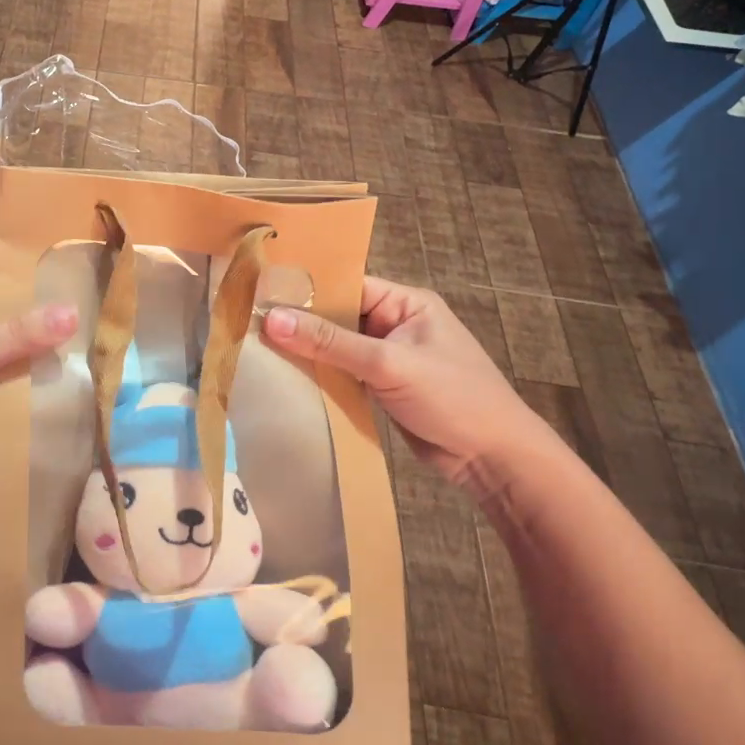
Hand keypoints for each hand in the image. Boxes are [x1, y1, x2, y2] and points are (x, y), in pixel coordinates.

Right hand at [261, 277, 563, 491]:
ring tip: (258, 348)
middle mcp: (396, 323)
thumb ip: (329, 342)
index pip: (346, 285)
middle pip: (338, 315)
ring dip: (308, 351)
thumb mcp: (388, 365)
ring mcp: (390, 357)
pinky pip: (343, 371)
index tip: (260, 295)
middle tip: (249, 323)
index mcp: (406, 303)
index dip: (306, 290)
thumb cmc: (452, 399)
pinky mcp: (383, 387)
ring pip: (337, 346)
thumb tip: (271, 318)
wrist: (494, 459)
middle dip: (301, 322)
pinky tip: (288, 377)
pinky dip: (321, 374)